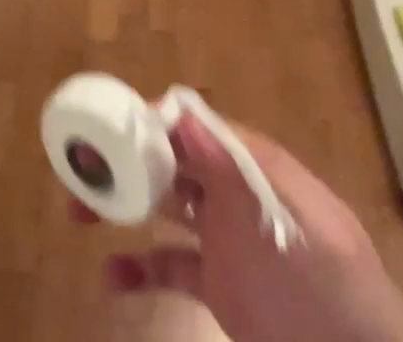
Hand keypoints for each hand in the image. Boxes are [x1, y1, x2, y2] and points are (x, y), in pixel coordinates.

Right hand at [72, 113, 402, 341]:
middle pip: (174, 162)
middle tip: (81, 171)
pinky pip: (171, 265)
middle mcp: (237, 193)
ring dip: (125, 206)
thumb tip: (181, 113)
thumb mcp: (281, 222)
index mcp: (255, 168)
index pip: (196, 128)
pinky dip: (140, 267)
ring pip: (166, 208)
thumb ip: (232, 171)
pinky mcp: (220, 282)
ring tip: (78, 214)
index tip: (107, 129)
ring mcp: (228, 238)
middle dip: (127, 163)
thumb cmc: (324, 289)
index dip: (152, 124)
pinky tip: (111, 276)